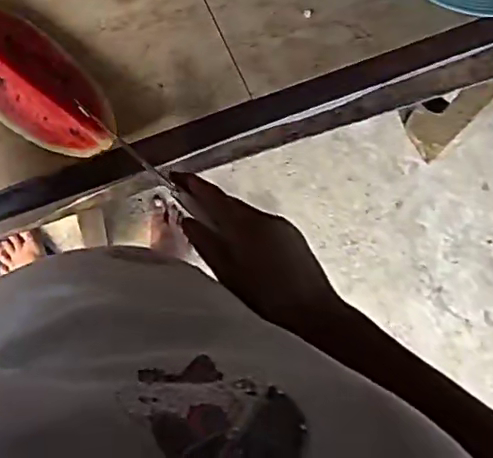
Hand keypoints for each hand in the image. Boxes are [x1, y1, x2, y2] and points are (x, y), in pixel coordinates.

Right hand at [173, 171, 355, 336]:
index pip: (211, 194)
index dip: (191, 182)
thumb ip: (204, 242)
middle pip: (229, 202)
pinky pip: (261, 224)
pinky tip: (242, 246)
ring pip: (245, 213)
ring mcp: (280, 225)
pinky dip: (246, 228)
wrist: (316, 316)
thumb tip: (187, 220)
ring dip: (227, 216)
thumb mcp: (227, 272)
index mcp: (243, 223)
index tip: (175, 176)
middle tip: (188, 201)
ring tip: (213, 229)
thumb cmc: (266, 298)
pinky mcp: (292, 236)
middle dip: (208, 200)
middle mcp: (262, 217)